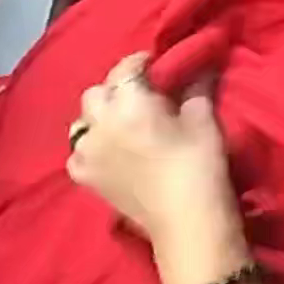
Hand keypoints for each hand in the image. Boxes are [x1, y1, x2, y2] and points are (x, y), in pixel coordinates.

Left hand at [68, 53, 247, 283]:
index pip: (126, 67)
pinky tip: (112, 150)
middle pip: (98, 91)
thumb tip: (199, 67)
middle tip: (144, 95)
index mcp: (130, 103)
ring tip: (125, 122)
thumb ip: (196, 88)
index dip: (142, 62)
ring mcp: (85, 152)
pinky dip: (93, 143)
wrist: (186, 220)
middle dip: (118, 87)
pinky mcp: (83, 177)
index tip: (158, 65)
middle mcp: (99, 123)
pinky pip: (79, 149)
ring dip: (102, 114)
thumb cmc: (200, 164)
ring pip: (83, 119)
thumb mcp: (204, 119)